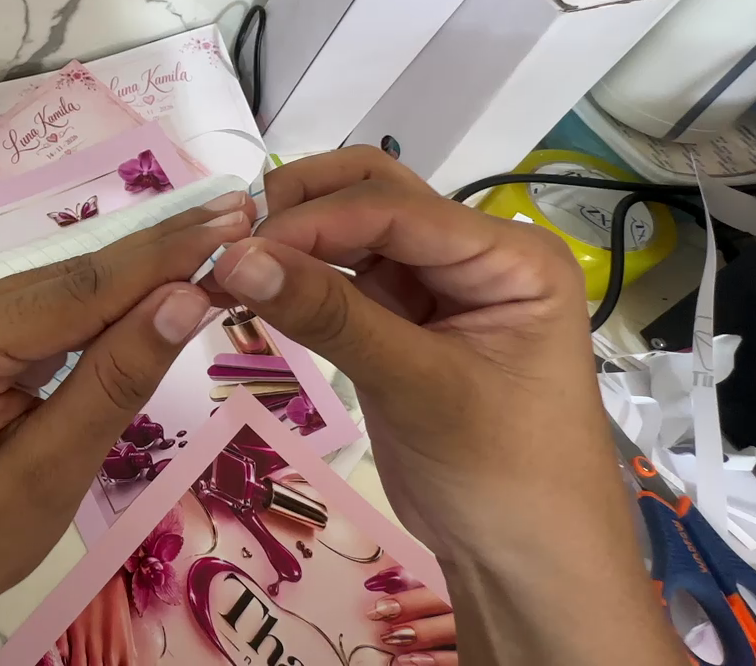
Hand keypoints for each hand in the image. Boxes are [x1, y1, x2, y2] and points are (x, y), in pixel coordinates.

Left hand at [0, 192, 253, 665]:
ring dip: (143, 264)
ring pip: (68, 280)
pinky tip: (160, 274)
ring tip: (214, 237)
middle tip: (238, 212)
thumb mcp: (57, 469)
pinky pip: (55, 299)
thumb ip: (117, 379)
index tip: (232, 225)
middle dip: (160, 249)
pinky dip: (112, 292)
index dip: (160, 258)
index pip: (78, 290)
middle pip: (74, 275)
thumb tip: (185, 299)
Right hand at [208, 147, 678, 664]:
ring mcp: (431, 279)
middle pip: (369, 192)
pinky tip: (253, 289)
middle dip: (300, 208)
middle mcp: (469, 251)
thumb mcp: (416, 388)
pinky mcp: (395, 310)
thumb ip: (327, 315)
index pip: (393, 206)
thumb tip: (233, 258)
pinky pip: (336, 270)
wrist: (523, 564)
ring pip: (346, 225)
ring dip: (289, 238)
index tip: (238, 252)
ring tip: (232, 268)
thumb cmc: (500, 475)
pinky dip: (293, 273)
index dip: (312, 222)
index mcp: (507, 255)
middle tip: (237, 245)